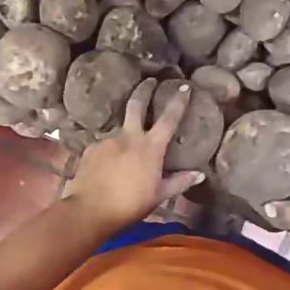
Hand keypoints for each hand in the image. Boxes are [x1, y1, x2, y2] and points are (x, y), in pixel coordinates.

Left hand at [63, 80, 205, 231]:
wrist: (90, 209)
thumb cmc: (130, 204)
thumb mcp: (159, 195)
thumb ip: (179, 182)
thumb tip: (200, 174)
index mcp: (150, 147)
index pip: (169, 118)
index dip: (178, 101)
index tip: (184, 87)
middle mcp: (129, 136)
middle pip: (137, 104)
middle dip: (144, 89)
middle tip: (150, 80)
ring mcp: (107, 140)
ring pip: (121, 130)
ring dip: (127, 134)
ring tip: (127, 154)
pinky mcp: (91, 148)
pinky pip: (106, 146)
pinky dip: (112, 152)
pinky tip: (110, 166)